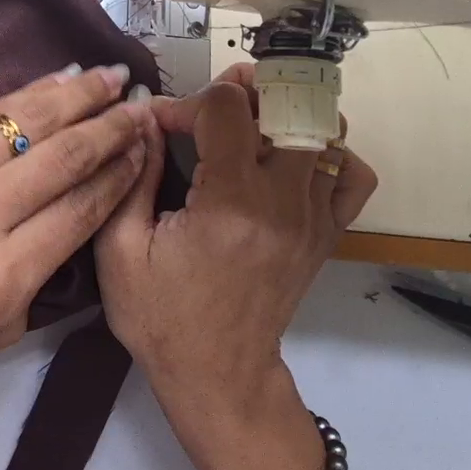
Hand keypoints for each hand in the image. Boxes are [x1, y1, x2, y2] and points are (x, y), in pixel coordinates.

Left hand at [0, 63, 154, 413]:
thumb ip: (48, 269)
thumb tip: (90, 201)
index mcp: (3, 276)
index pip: (82, 208)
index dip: (121, 172)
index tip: (148, 145)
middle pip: (64, 157)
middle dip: (112, 126)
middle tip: (145, 104)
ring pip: (28, 122)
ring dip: (77, 94)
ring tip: (113, 75)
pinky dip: (28, 93)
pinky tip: (58, 79)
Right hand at [96, 64, 376, 469]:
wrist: (219, 377)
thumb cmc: (161, 316)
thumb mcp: (119, 250)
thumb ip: (131, 176)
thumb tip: (141, 120)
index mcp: (230, 202)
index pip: (226, 109)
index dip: (187, 102)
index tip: (159, 123)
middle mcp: (283, 201)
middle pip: (286, 106)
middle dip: (243, 93)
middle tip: (208, 108)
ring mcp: (314, 217)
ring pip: (321, 130)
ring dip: (280, 115)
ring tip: (244, 127)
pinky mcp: (327, 233)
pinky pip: (351, 173)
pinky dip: (328, 151)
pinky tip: (288, 159)